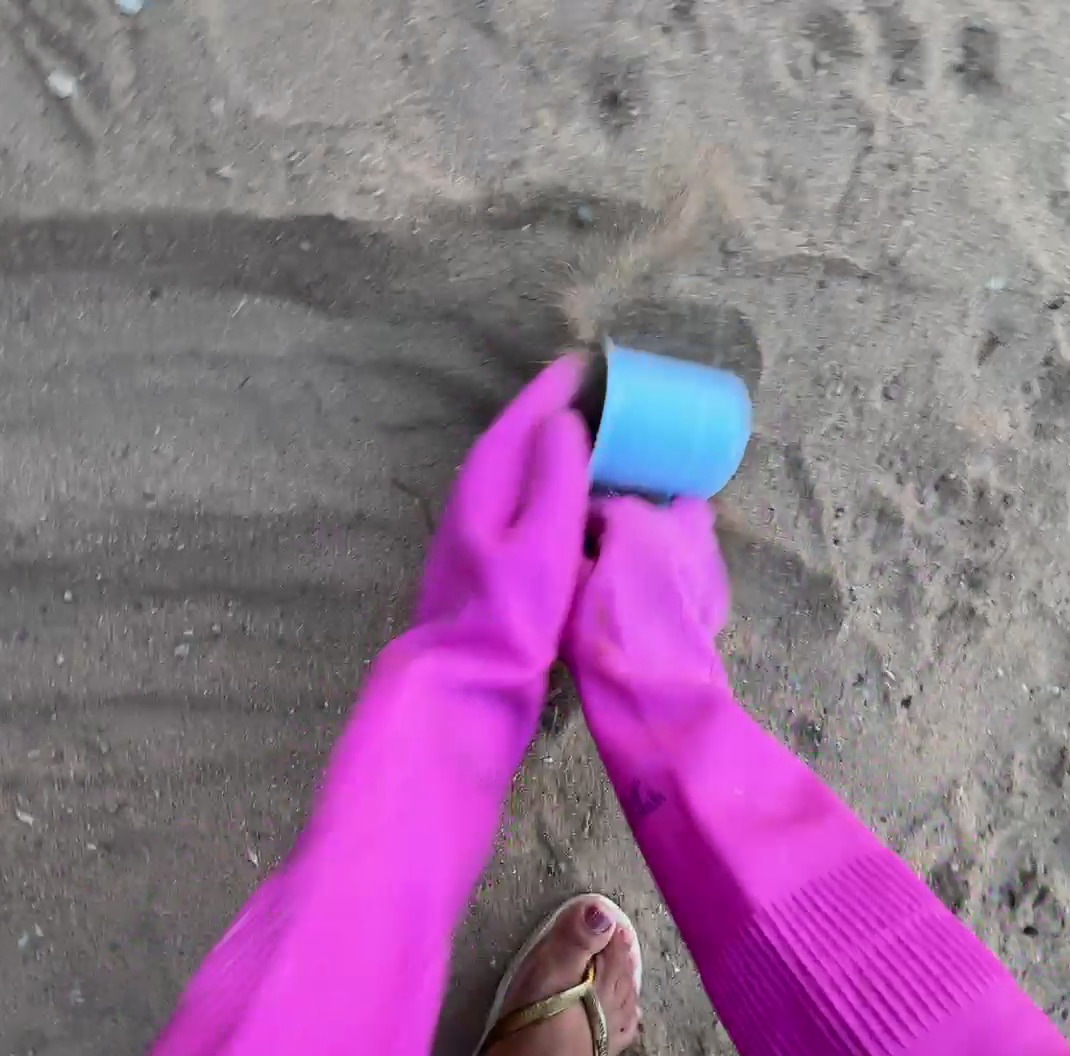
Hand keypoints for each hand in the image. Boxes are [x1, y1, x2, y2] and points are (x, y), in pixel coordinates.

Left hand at [411, 354, 591, 675]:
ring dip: (555, 448)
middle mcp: (477, 494)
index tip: (588, 361)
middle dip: (557, 411)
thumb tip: (564, 420)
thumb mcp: (543, 540)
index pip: (524, 415)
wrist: (465, 680)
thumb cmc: (509, 613)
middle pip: (519, 436)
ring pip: (522, 469)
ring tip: (599, 435)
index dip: (556, 386)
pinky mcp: (489, 554)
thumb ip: (555, 476)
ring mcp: (478, 526)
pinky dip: (554, 487)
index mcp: (488, 481)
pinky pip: (526, 500)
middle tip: (604, 395)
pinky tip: (579, 499)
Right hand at [563, 496, 728, 685]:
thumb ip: (571, 554)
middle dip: (635, 526)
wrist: (657, 685)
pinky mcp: (720, 592)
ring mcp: (707, 558)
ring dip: (662, 549)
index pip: (601, 507)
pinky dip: (679, 578)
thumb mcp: (567, 587)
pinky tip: (662, 605)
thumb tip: (575, 546)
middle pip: (653, 512)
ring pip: (685, 535)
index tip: (571, 547)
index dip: (582, 527)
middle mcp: (678, 527)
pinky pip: (694, 570)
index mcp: (635, 519)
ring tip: (639, 581)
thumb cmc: (602, 631)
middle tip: (612, 555)